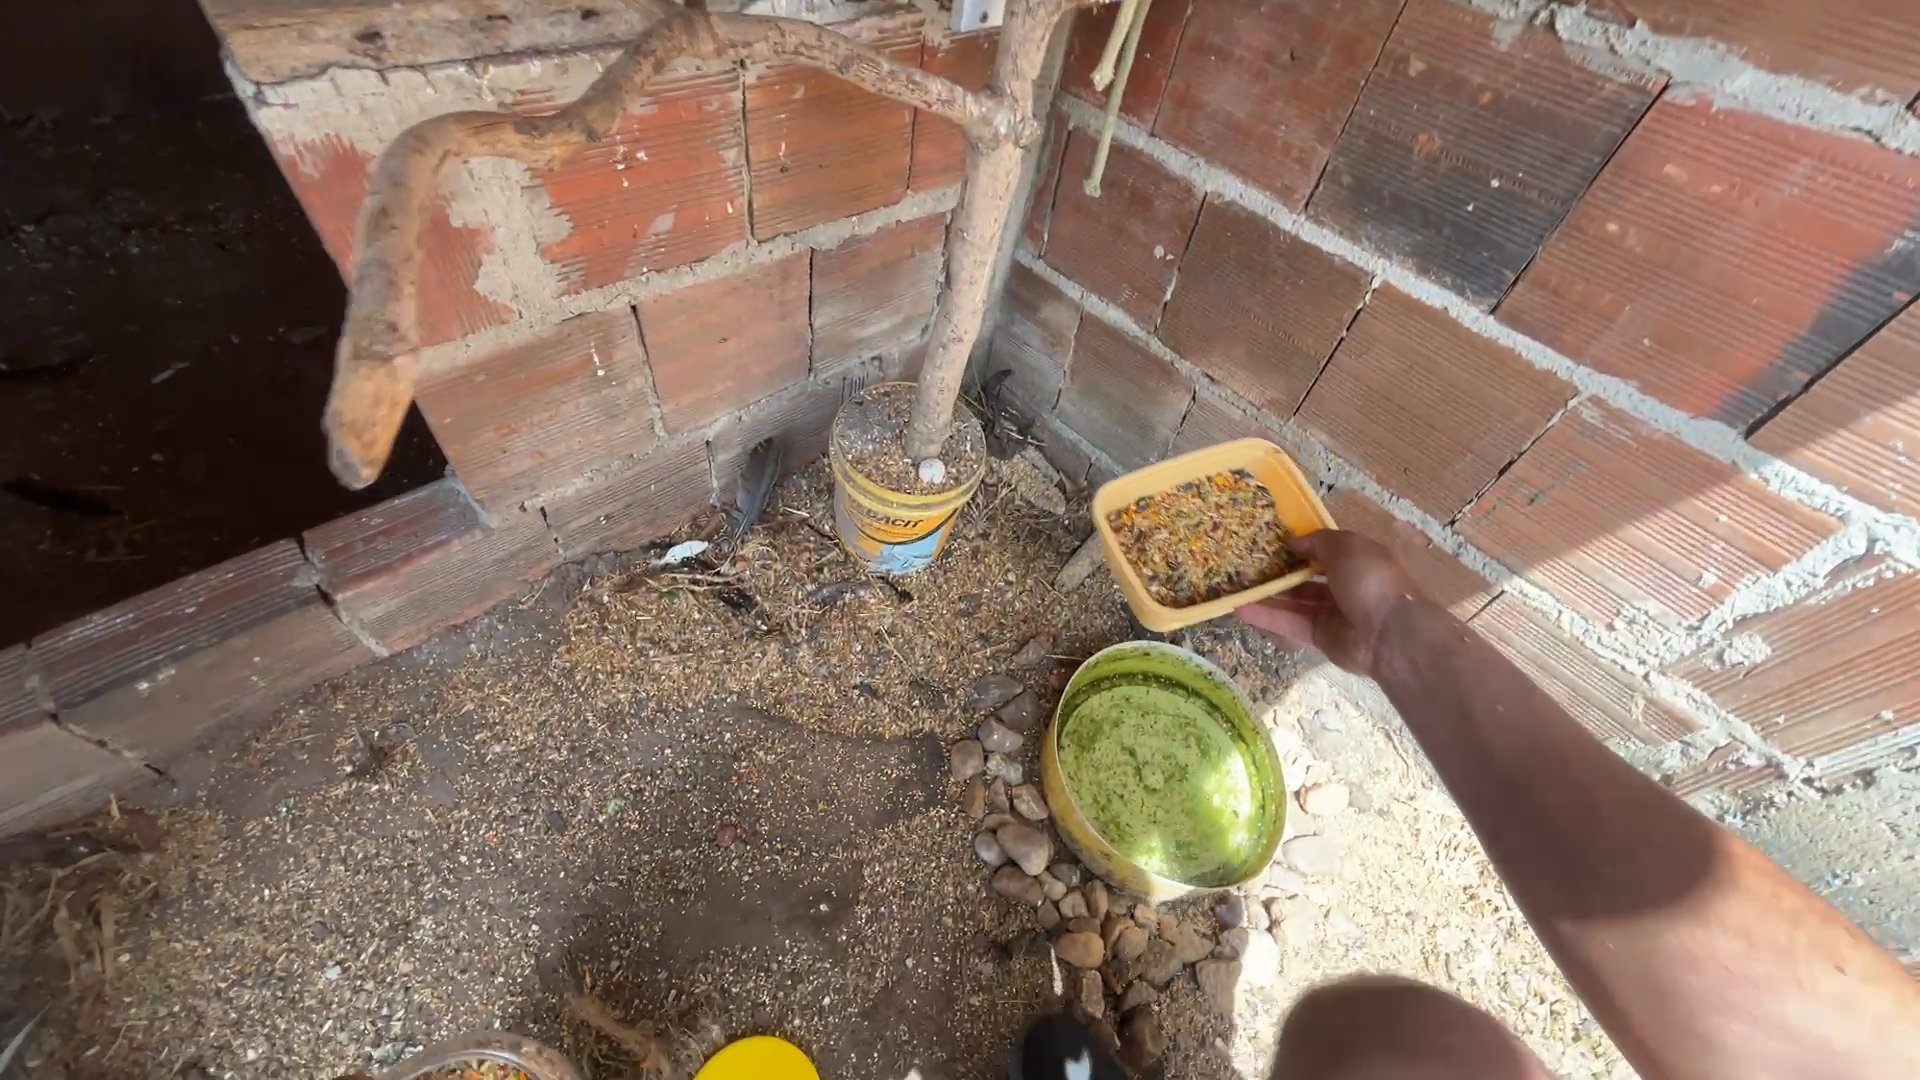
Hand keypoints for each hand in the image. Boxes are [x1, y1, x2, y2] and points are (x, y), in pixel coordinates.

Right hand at [1236, 529, 1423, 676]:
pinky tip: (1240, 608)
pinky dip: (1267, 616)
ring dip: (1267, 595)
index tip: (1272, 542)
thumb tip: (1293, 540)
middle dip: (1279, 572)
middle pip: (1306, 578)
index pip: (1326, 552)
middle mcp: (1346, 587)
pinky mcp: (1320, 636)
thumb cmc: (1371, 580)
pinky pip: (1290, 623)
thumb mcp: (1347, 546)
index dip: (1301, 546)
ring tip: (1237, 586)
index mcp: (1359, 562)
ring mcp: (1332, 613)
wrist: (1390, 634)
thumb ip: (1318, 540)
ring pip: (1294, 601)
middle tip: (1247, 565)